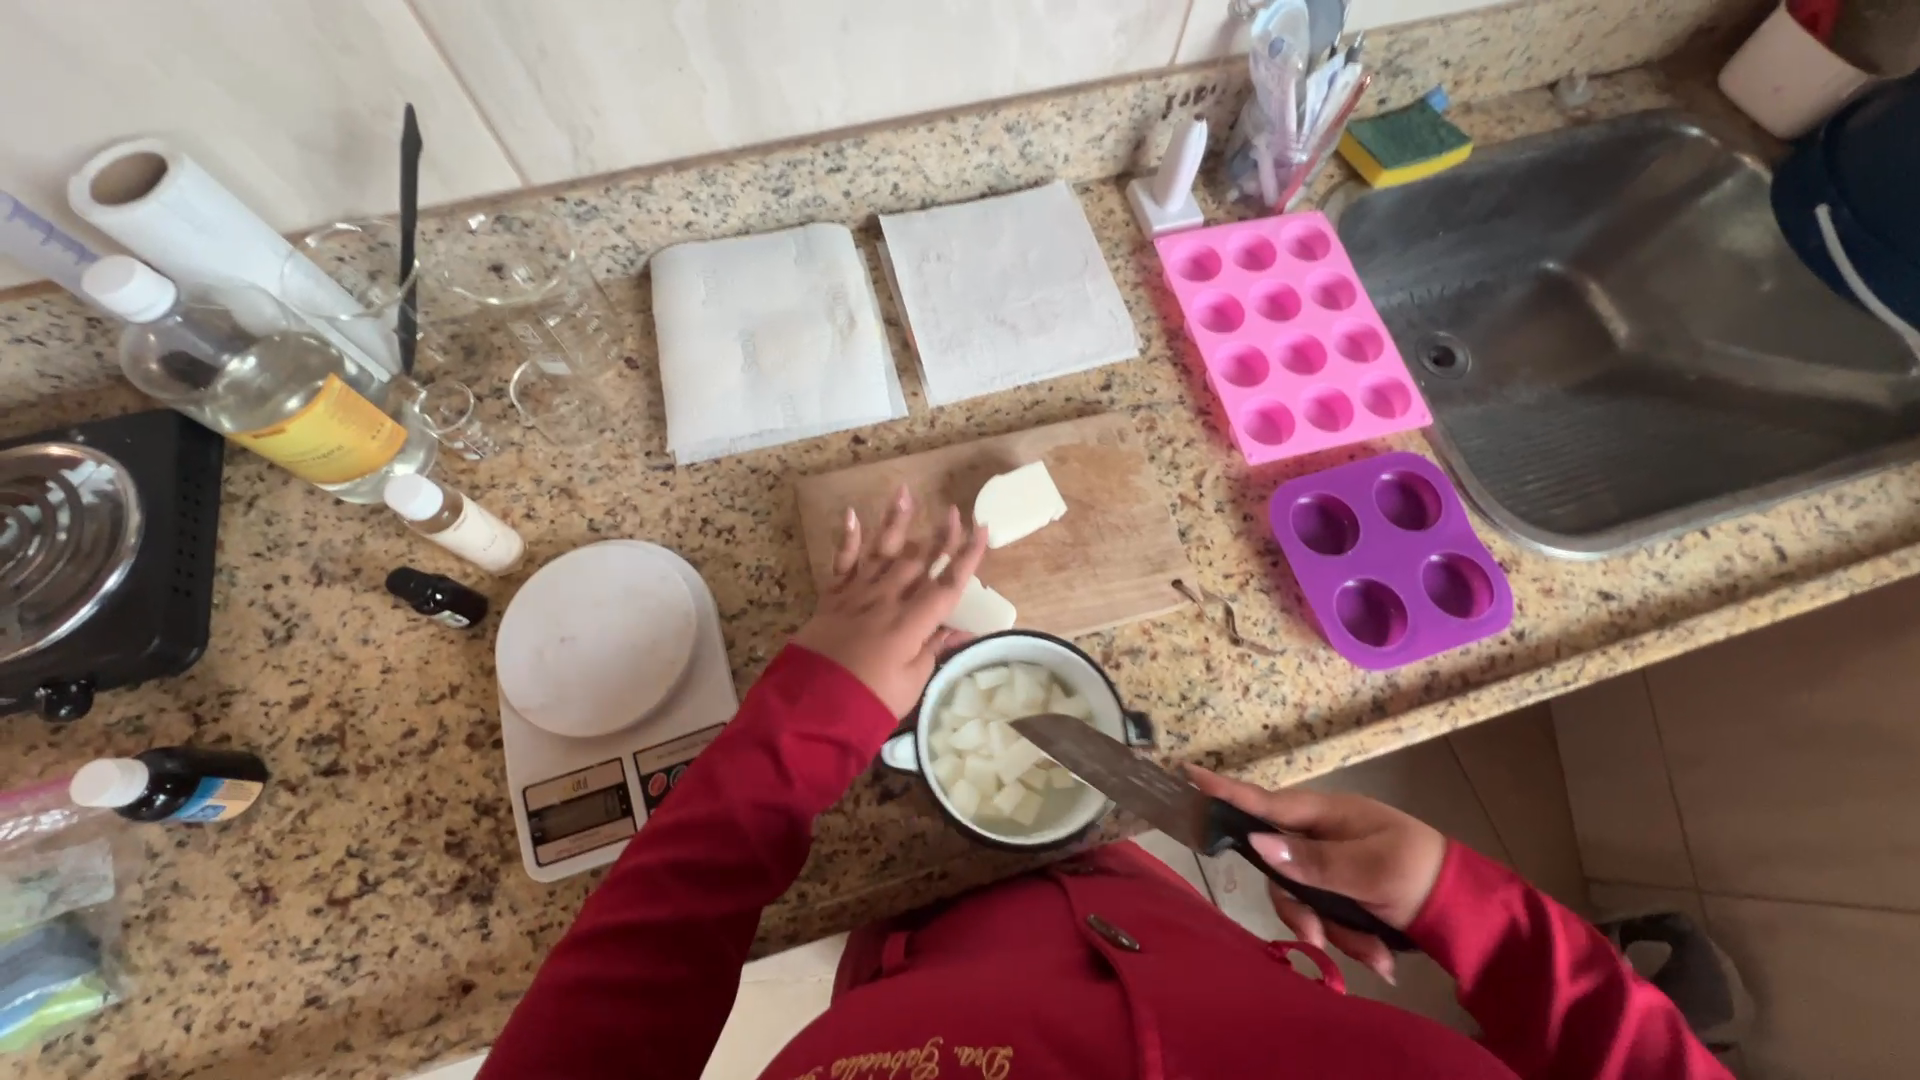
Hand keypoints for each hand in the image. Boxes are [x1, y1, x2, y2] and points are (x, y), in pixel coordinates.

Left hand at [792, 486, 988, 717]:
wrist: (812, 707)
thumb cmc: (869, 701)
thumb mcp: (912, 683)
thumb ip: (933, 651)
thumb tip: (958, 632)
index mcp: (911, 623)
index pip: (948, 584)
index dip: (968, 556)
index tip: (982, 529)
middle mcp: (886, 600)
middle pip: (917, 560)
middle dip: (938, 534)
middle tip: (952, 510)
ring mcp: (857, 595)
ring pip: (881, 551)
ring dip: (894, 522)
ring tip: (904, 492)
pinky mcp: (832, 598)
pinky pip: (841, 562)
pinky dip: (846, 538)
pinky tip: (850, 514)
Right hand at [1190, 765, 1446, 983]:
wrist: (1468, 909)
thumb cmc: (1419, 872)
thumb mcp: (1369, 869)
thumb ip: (1312, 861)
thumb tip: (1255, 842)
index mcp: (1324, 814)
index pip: (1264, 801)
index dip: (1224, 790)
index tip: (1185, 773)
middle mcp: (1319, 836)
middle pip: (1277, 867)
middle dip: (1301, 909)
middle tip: (1317, 938)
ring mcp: (1329, 864)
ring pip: (1300, 898)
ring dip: (1333, 932)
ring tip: (1375, 956)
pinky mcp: (1341, 891)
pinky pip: (1323, 915)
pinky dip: (1348, 939)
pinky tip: (1380, 957)